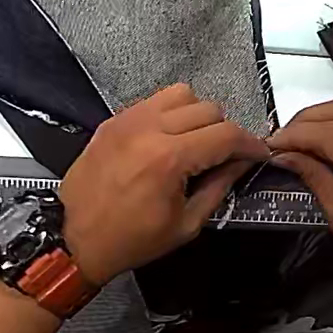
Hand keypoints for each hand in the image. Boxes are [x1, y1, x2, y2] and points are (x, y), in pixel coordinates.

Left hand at [60, 83, 267, 284]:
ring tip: (195, 141)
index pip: (226, 134)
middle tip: (225, 154)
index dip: (250, 144)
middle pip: (208, 108)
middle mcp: (148, 130)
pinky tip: (169, 137)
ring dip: (197, 114)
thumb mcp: (186, 224)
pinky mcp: (114, 120)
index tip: (257, 153)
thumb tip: (241, 163)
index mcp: (169, 159)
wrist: (74, 237)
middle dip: (225, 131)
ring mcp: (128, 120)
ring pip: (182, 94)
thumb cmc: (128, 239)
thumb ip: (219, 186)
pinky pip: (153, 100)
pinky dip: (169, 112)